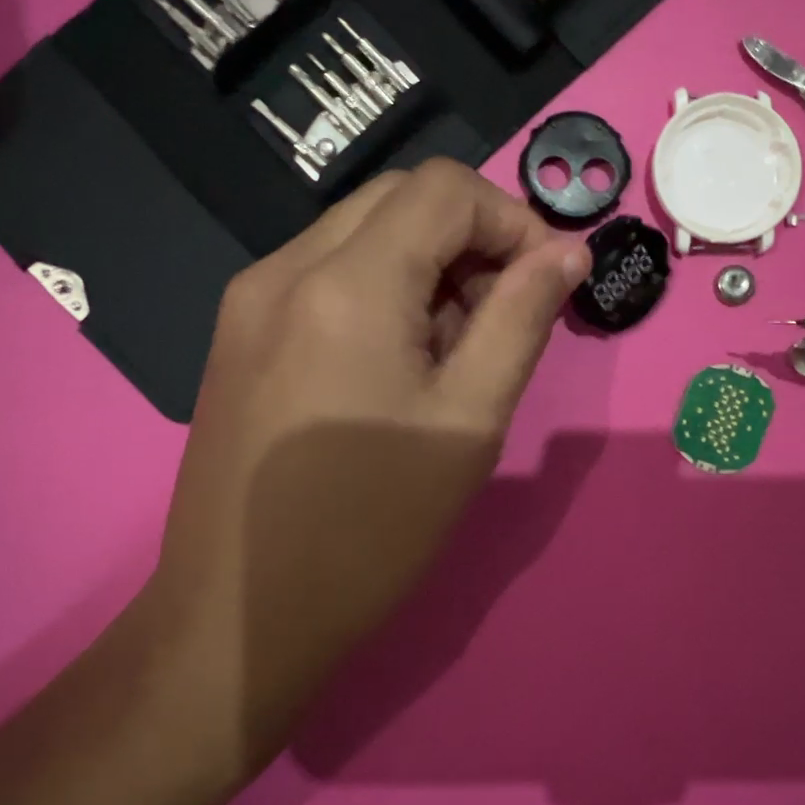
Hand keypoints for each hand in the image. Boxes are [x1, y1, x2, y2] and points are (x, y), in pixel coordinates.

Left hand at [156, 158, 588, 763]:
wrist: (239, 616)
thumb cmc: (370, 528)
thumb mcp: (469, 422)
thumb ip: (522, 319)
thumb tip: (567, 252)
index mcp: (346, 283)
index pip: (446, 188)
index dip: (513, 219)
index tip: (544, 286)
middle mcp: (285, 267)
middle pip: (400, 199)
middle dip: (469, 238)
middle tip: (500, 319)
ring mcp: (249, 299)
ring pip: (360, 234)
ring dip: (424, 265)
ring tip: (450, 352)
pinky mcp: (236, 334)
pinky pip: (323, 275)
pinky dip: (378, 290)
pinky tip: (393, 364)